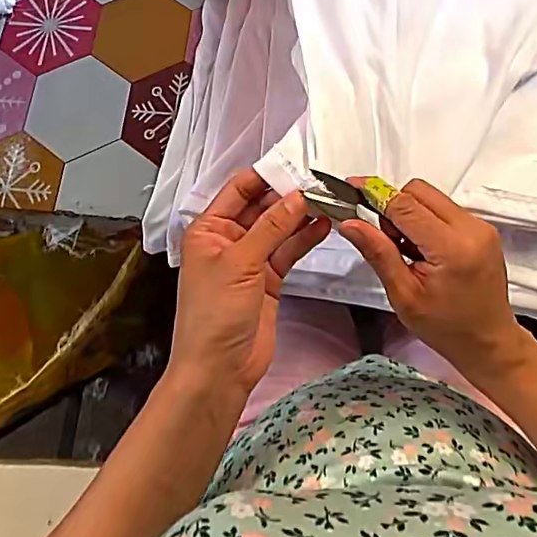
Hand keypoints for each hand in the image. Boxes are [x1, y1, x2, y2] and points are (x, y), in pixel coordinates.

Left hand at [172, 170, 330, 397]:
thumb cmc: (213, 315)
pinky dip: (304, 238)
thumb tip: (296, 197)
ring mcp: (249, 260)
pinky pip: (287, 251)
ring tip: (329, 200)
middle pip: (261, 207)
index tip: (294, 166)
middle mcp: (227, 240)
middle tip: (319, 183)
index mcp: (208, 229)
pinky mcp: (267, 279)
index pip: (238, 190)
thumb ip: (271, 228)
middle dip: (288, 196)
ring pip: (278, 229)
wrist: (219, 370)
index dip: (265, 177)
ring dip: (300, 216)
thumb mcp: (240, 263)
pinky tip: (323, 225)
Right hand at [338, 178, 535, 370]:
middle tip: (388, 240)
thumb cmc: (448, 327)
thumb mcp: (403, 294)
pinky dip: (424, 219)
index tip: (352, 189)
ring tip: (407, 249)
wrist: (488, 341)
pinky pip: (442, 207)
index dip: (374, 194)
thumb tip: (350, 224)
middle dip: (393, 207)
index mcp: (451, 248)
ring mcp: (480, 227)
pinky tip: (422, 249)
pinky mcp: (480, 229)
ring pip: (429, 196)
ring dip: (409, 213)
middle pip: (418, 191)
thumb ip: (377, 252)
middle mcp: (471, 230)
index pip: (404, 205)